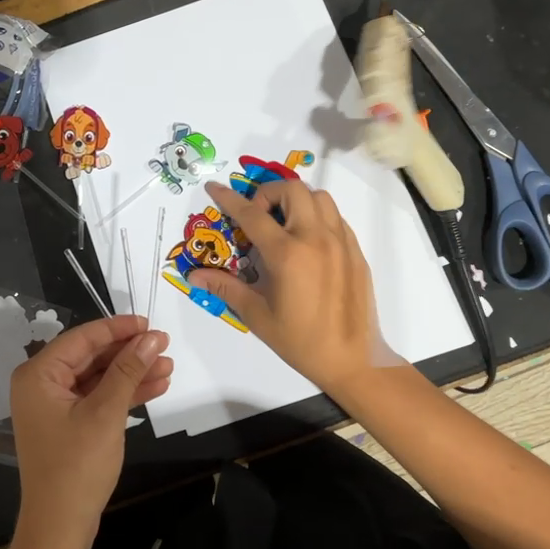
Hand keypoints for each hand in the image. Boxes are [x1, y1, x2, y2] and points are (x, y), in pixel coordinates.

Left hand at [9, 315, 171, 532]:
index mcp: (38, 374)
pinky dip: (124, 393)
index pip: (82, 338)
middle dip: (129, 352)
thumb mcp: (106, 413)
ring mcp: (54, 405)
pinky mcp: (68, 424)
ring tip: (168, 366)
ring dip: (132, 373)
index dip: (118, 328)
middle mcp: (42, 383)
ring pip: (98, 377)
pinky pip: (98, 397)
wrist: (60, 528)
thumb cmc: (77, 466)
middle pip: (91, 356)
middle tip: (165, 345)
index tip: (149, 323)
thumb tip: (150, 337)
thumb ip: (127, 371)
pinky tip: (156, 387)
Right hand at [190, 180, 393, 394]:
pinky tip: (306, 242)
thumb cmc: (301, 341)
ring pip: (319, 197)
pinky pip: (335, 217)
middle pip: (292, 190)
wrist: (354, 361)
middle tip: (258, 217)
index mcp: (287, 254)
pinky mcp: (356, 251)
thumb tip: (194, 275)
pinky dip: (317, 217)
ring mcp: (340, 242)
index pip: (251, 214)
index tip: (214, 187)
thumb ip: (226, 288)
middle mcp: (315, 239)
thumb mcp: (257, 315)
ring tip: (284, 224)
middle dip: (268, 194)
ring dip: (296, 201)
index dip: (229, 198)